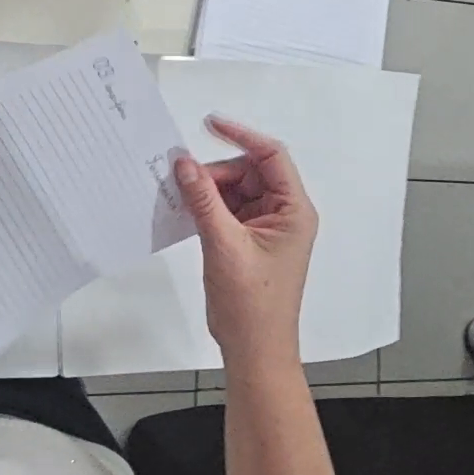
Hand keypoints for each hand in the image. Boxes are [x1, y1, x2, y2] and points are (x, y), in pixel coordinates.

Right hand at [174, 116, 317, 367]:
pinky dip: (207, 206)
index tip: (208, 124)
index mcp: (293, 210)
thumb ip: (203, 199)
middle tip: (182, 180)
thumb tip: (182, 161)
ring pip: (235, 189)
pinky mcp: (248, 239)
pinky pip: (227, 208)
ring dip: (208, 190)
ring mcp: (266, 226)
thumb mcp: (224, 244)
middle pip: (248, 171)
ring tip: (180, 197)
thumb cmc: (250, 302)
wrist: (254, 351)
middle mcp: (284, 213)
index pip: (271, 156)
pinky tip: (185, 209)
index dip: (241, 135)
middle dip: (216, 172)